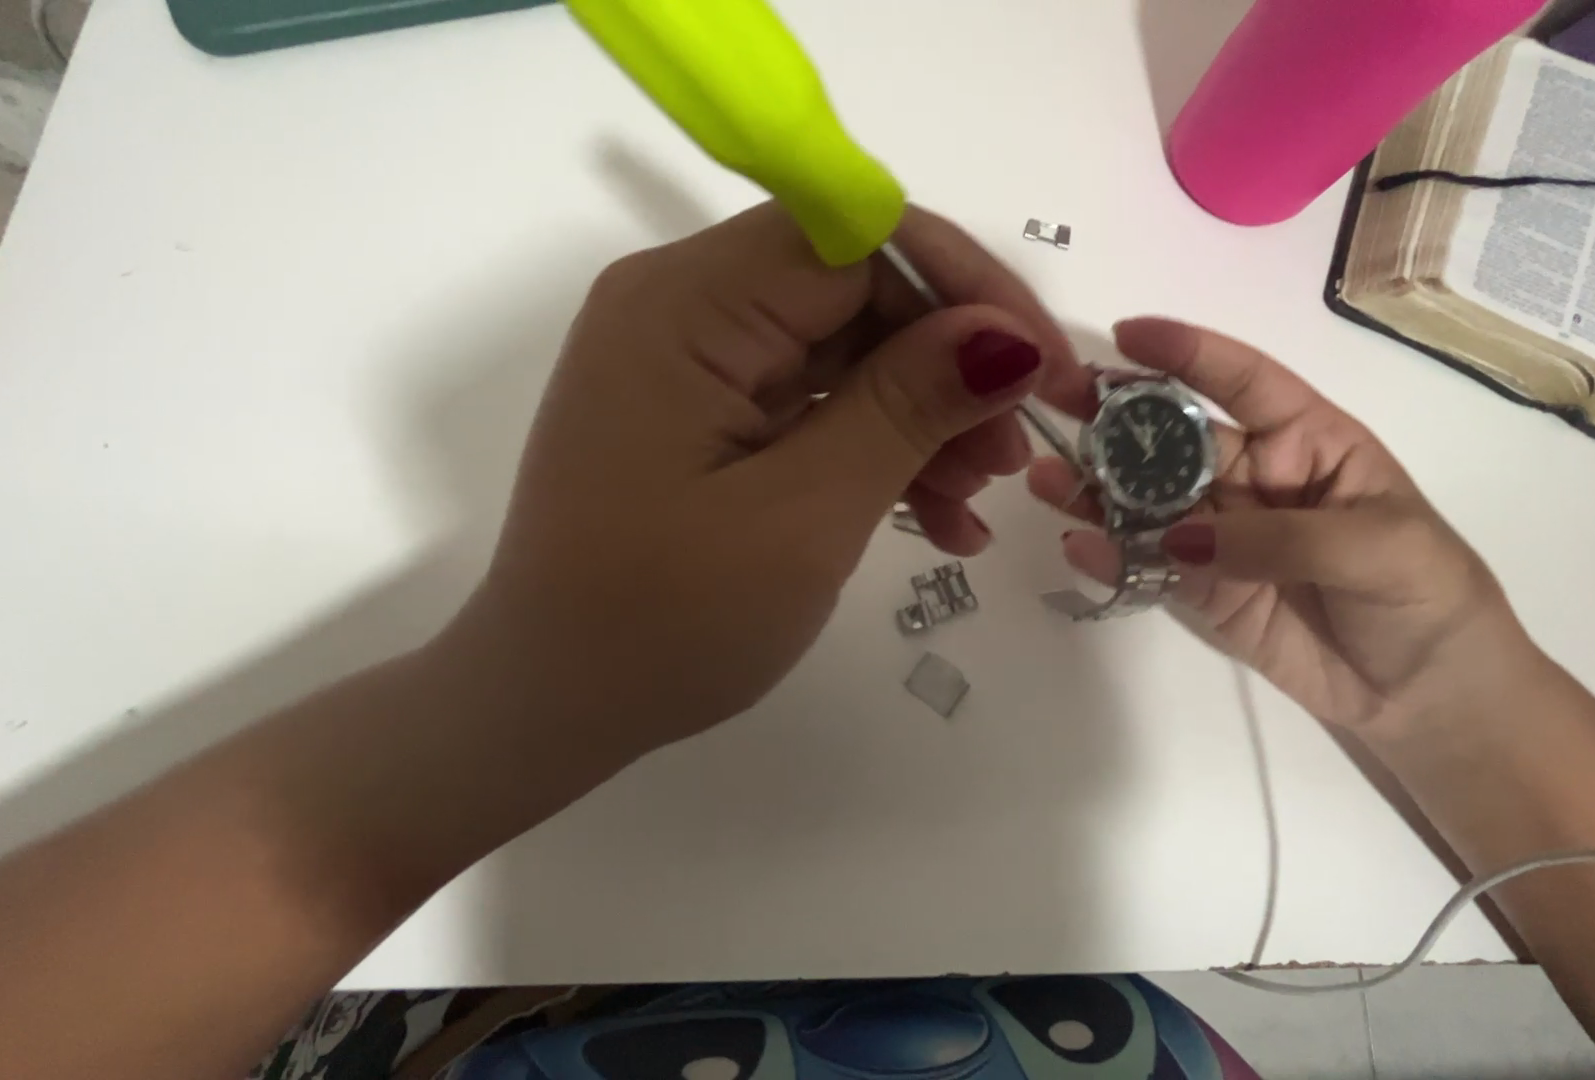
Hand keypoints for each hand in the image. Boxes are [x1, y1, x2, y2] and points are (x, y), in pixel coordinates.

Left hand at [440, 202, 1075, 763]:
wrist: (553, 705)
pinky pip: (810, 408)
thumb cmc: (664, 623)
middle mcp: (681, 308)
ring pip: (843, 356)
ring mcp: (691, 366)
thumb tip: (1007, 337)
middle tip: (1015, 451)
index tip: (1040, 364)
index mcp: (685, 304)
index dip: (964, 286)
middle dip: (948, 367)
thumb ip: (905, 410)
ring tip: (977, 500)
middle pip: (854, 293)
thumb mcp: (803, 516)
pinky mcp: (703, 418)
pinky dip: (875, 453)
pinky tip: (934, 519)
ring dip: (922, 419)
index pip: (855, 236)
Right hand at [1029, 318, 1530, 736]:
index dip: (1187, 354)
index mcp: (1308, 442)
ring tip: (1043, 478)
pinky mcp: (1199, 587)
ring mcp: (1219, 534)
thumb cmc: (1428, 600)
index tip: (1125, 335)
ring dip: (1095, 488)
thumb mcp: (1381, 549)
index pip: (1244, 381)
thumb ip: (1279, 537)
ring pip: (1146, 502)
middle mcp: (1252, 478)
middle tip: (1052, 400)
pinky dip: (1110, 555)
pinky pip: (1146, 564)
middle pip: (1173, 440)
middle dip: (1115, 419)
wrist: (1426, 696)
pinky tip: (1076, 544)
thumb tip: (1177, 537)